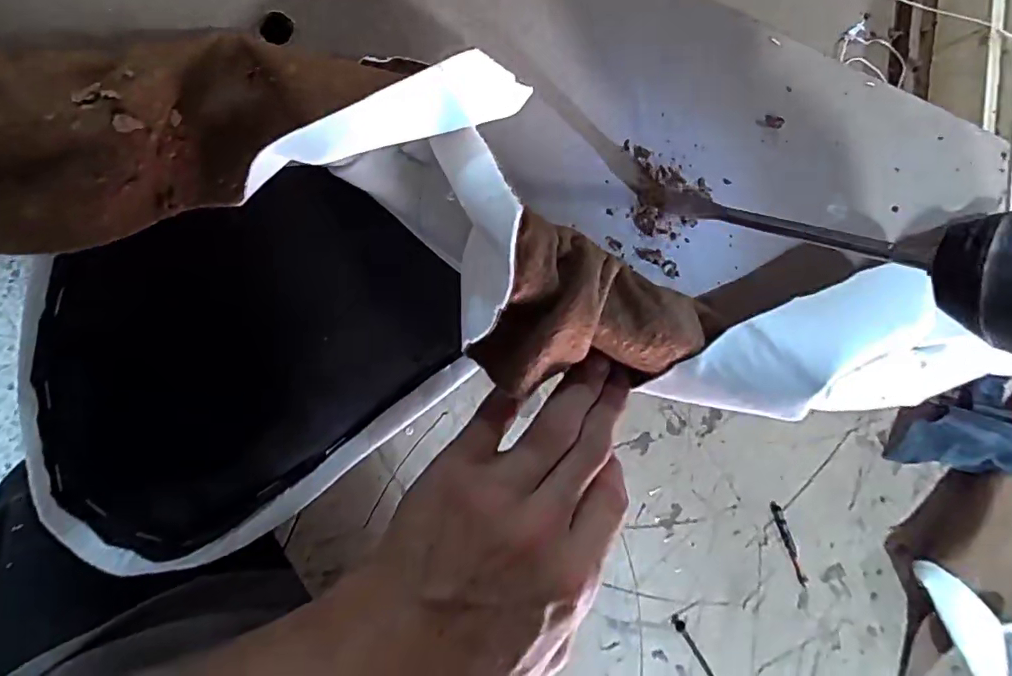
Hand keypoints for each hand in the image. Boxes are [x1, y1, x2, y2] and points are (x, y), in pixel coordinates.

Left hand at [333, 356, 631, 674]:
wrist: (397, 645)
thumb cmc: (472, 655)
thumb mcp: (552, 642)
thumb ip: (583, 582)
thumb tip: (599, 516)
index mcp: (572, 572)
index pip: (611, 494)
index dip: (614, 461)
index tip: (611, 443)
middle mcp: (542, 526)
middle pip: (588, 448)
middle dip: (605, 406)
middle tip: (612, 376)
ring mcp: (498, 492)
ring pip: (552, 426)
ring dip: (574, 390)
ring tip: (586, 365)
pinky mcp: (455, 469)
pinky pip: (491, 417)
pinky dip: (512, 393)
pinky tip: (526, 374)